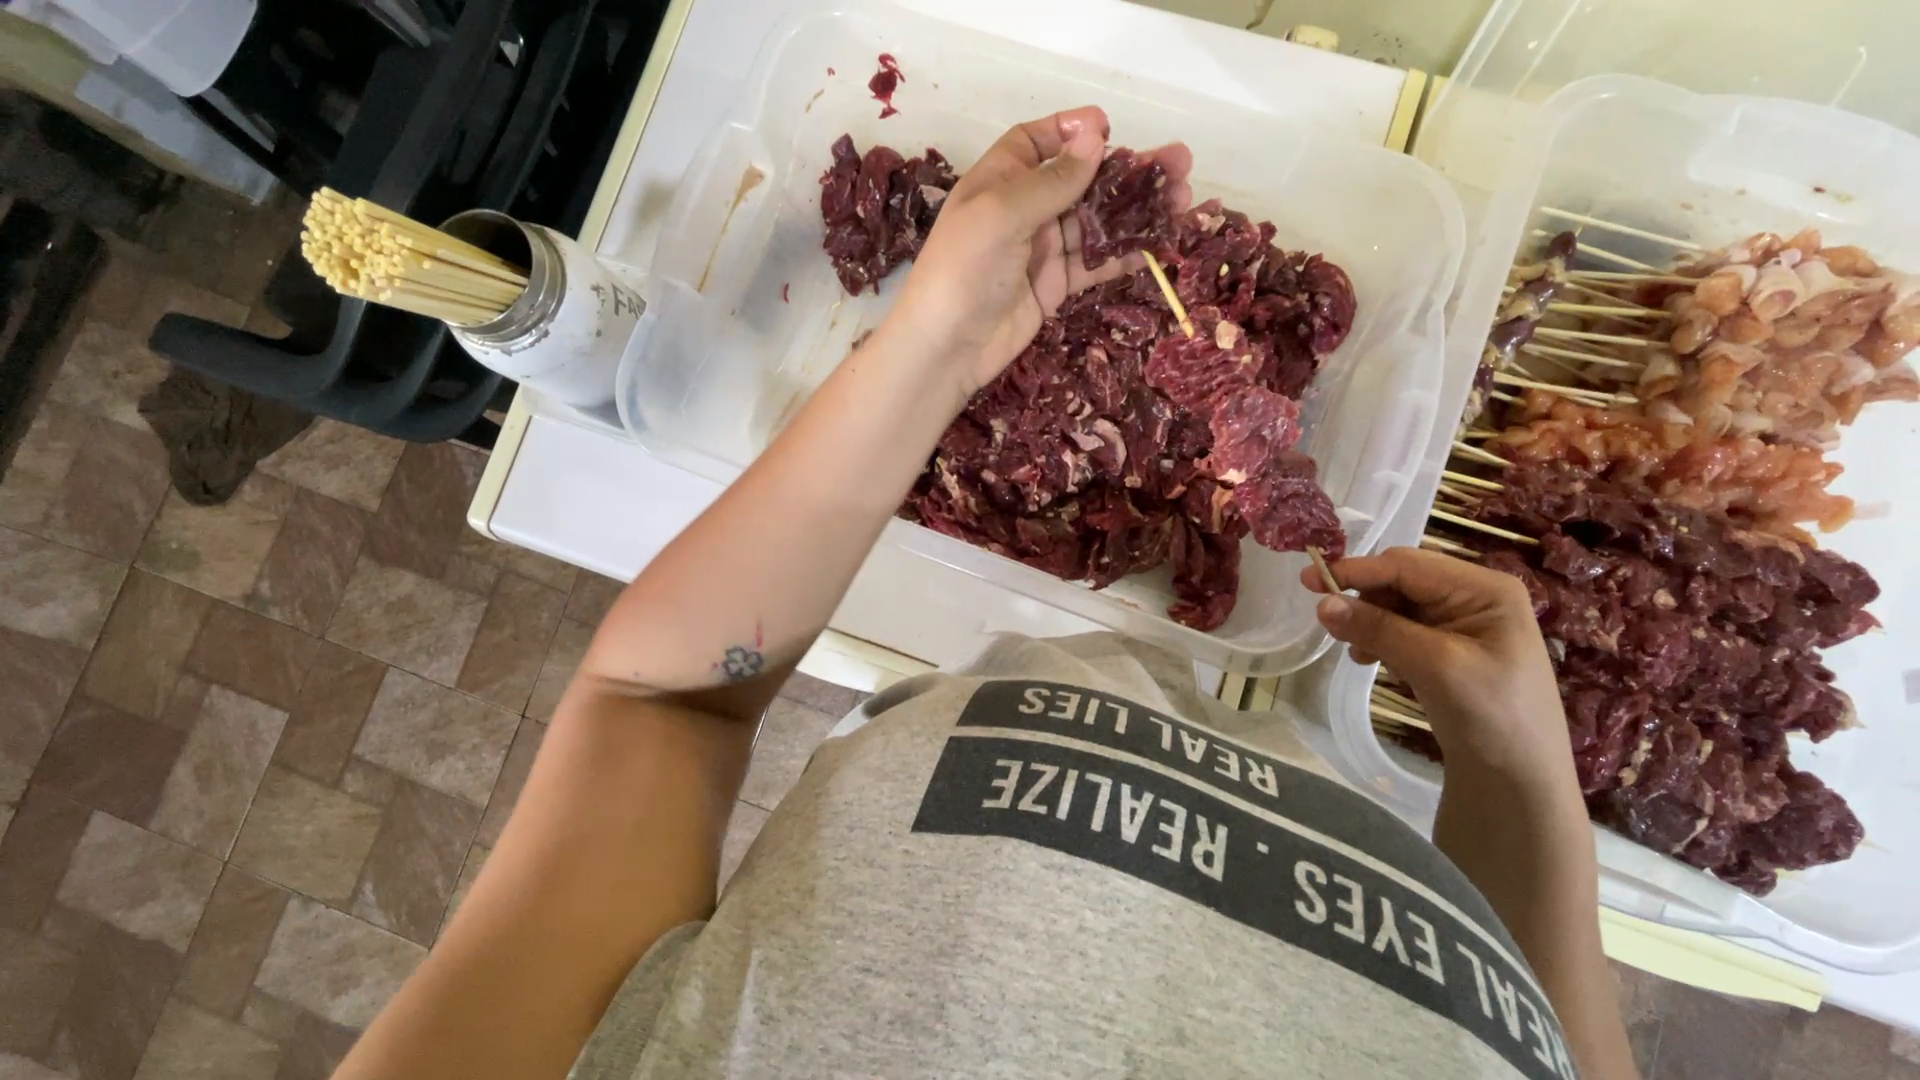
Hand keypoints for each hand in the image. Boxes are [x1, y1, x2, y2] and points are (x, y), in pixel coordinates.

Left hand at [887, 106, 1192, 403]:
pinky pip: (1096, 263)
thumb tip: (1096, 137)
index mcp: (1000, 180)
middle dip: (1128, 172)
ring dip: (1138, 211)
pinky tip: (1159, 245)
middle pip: (1082, 180)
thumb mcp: (1002, 215)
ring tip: (1183, 199)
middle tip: (1180, 166)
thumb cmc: (963, 271)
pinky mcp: (1055, 286)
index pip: (1038, 141)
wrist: (947, 348)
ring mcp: (1041, 249)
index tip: (1111, 130)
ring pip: (1097, 221)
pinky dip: (1125, 254)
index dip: (1073, 131)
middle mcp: (1023, 209)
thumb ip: (1052, 181)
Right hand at [1300, 548, 1576, 792]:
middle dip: (1364, 599)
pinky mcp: (1448, 646)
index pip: (1406, 565)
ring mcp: (1462, 621)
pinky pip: (1401, 627)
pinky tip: (1374, 661)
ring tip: (1359, 654)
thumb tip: (1322, 604)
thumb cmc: (1491, 716)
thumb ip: (1379, 629)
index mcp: (1485, 588)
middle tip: (1331, 626)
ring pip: (1394, 604)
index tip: (1307, 580)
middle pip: (1399, 580)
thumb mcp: (1434, 667)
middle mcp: (1474, 595)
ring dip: (1370, 622)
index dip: (1356, 570)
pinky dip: (1380, 640)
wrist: (1518, 779)